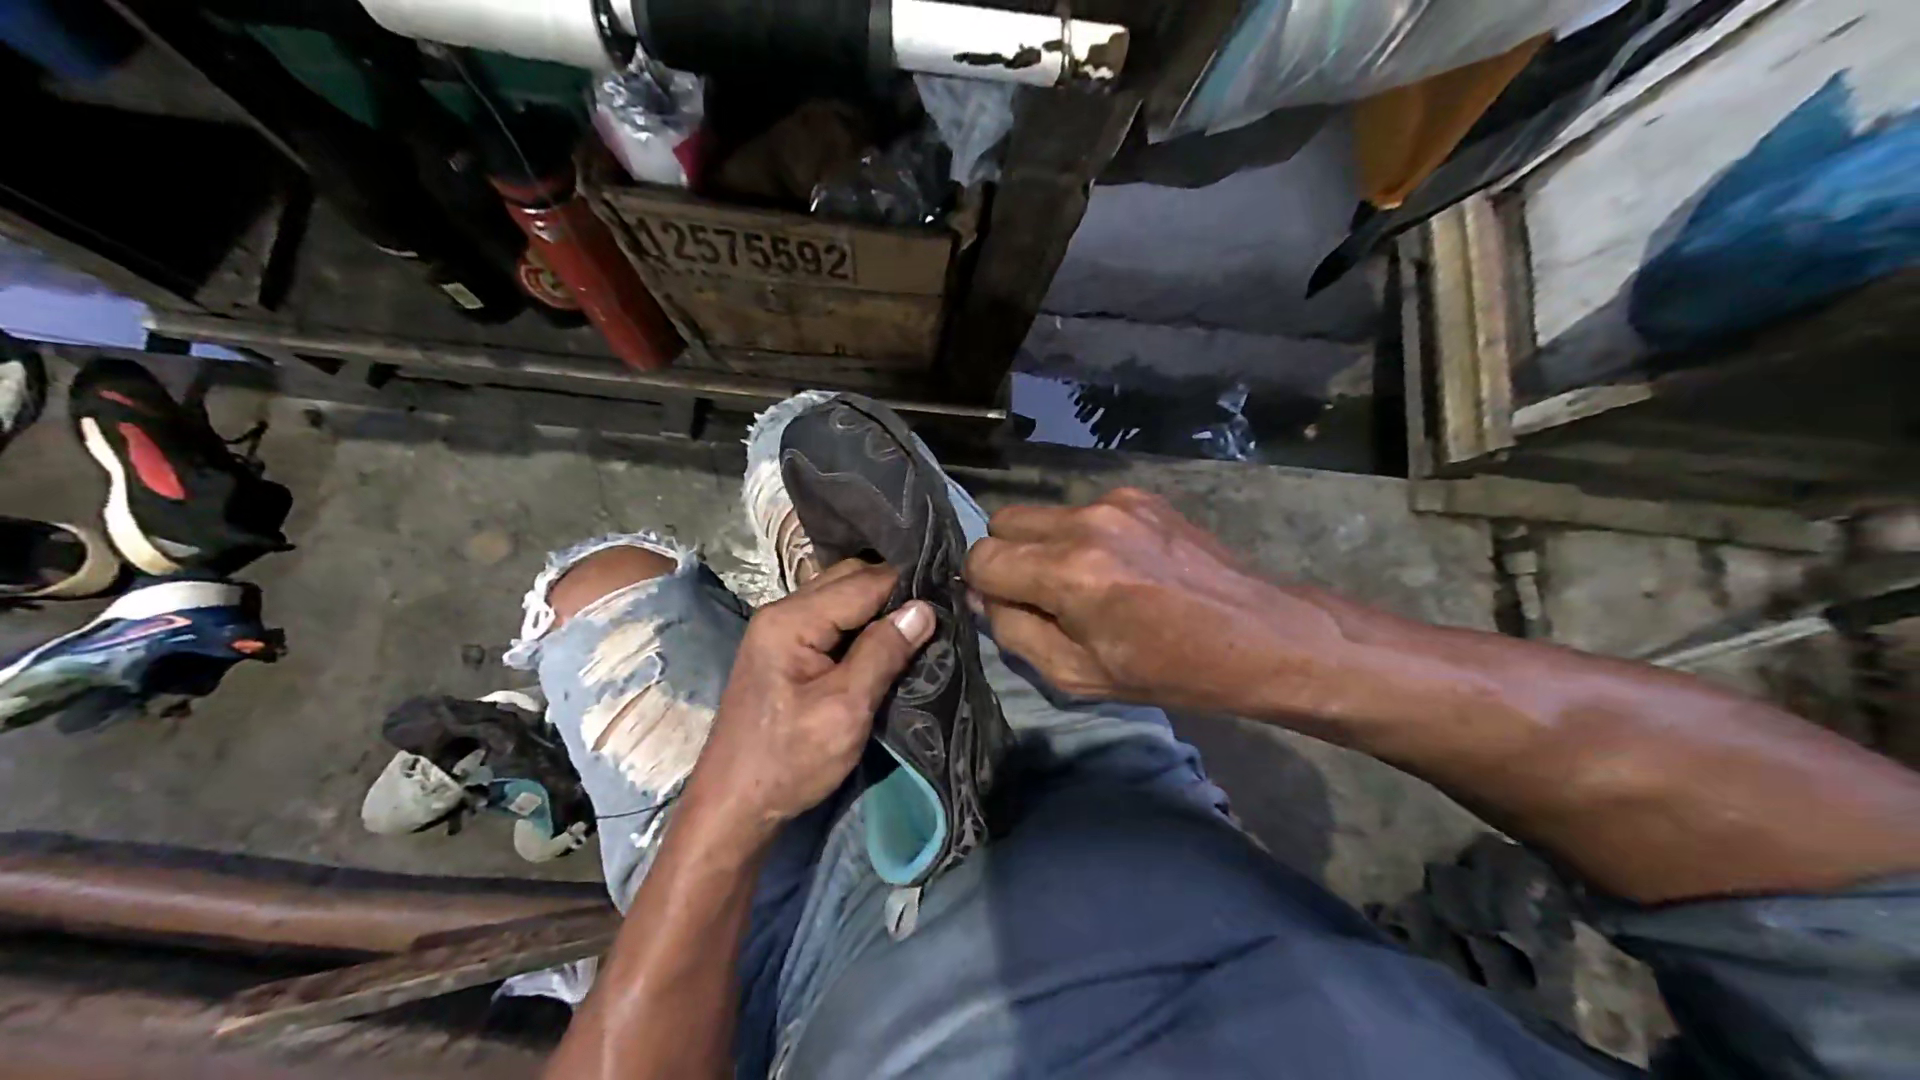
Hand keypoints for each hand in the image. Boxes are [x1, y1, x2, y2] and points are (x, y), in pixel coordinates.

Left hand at [688, 561, 934, 833]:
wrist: (733, 806)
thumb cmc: (789, 761)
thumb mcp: (845, 710)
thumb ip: (883, 653)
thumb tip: (924, 608)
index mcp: (791, 620)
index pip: (863, 582)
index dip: (907, 587)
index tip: (948, 598)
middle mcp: (781, 612)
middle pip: (849, 579)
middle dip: (893, 591)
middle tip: (936, 612)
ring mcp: (779, 630)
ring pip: (841, 597)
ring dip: (878, 607)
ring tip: (918, 625)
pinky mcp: (785, 650)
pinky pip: (831, 619)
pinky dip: (860, 624)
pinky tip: (886, 640)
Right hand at [964, 489, 1360, 719]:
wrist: (1261, 636)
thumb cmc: (1169, 670)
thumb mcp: (1077, 676)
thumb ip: (1015, 632)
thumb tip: (984, 597)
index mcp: (1069, 573)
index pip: (982, 557)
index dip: (983, 586)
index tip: (1005, 607)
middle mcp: (1085, 523)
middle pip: (1003, 522)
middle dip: (1007, 558)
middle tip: (1041, 594)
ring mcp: (1117, 502)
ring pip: (1042, 513)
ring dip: (1045, 545)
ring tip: (1087, 581)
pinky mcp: (1141, 496)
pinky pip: (1082, 510)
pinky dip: (1083, 536)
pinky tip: (1120, 565)